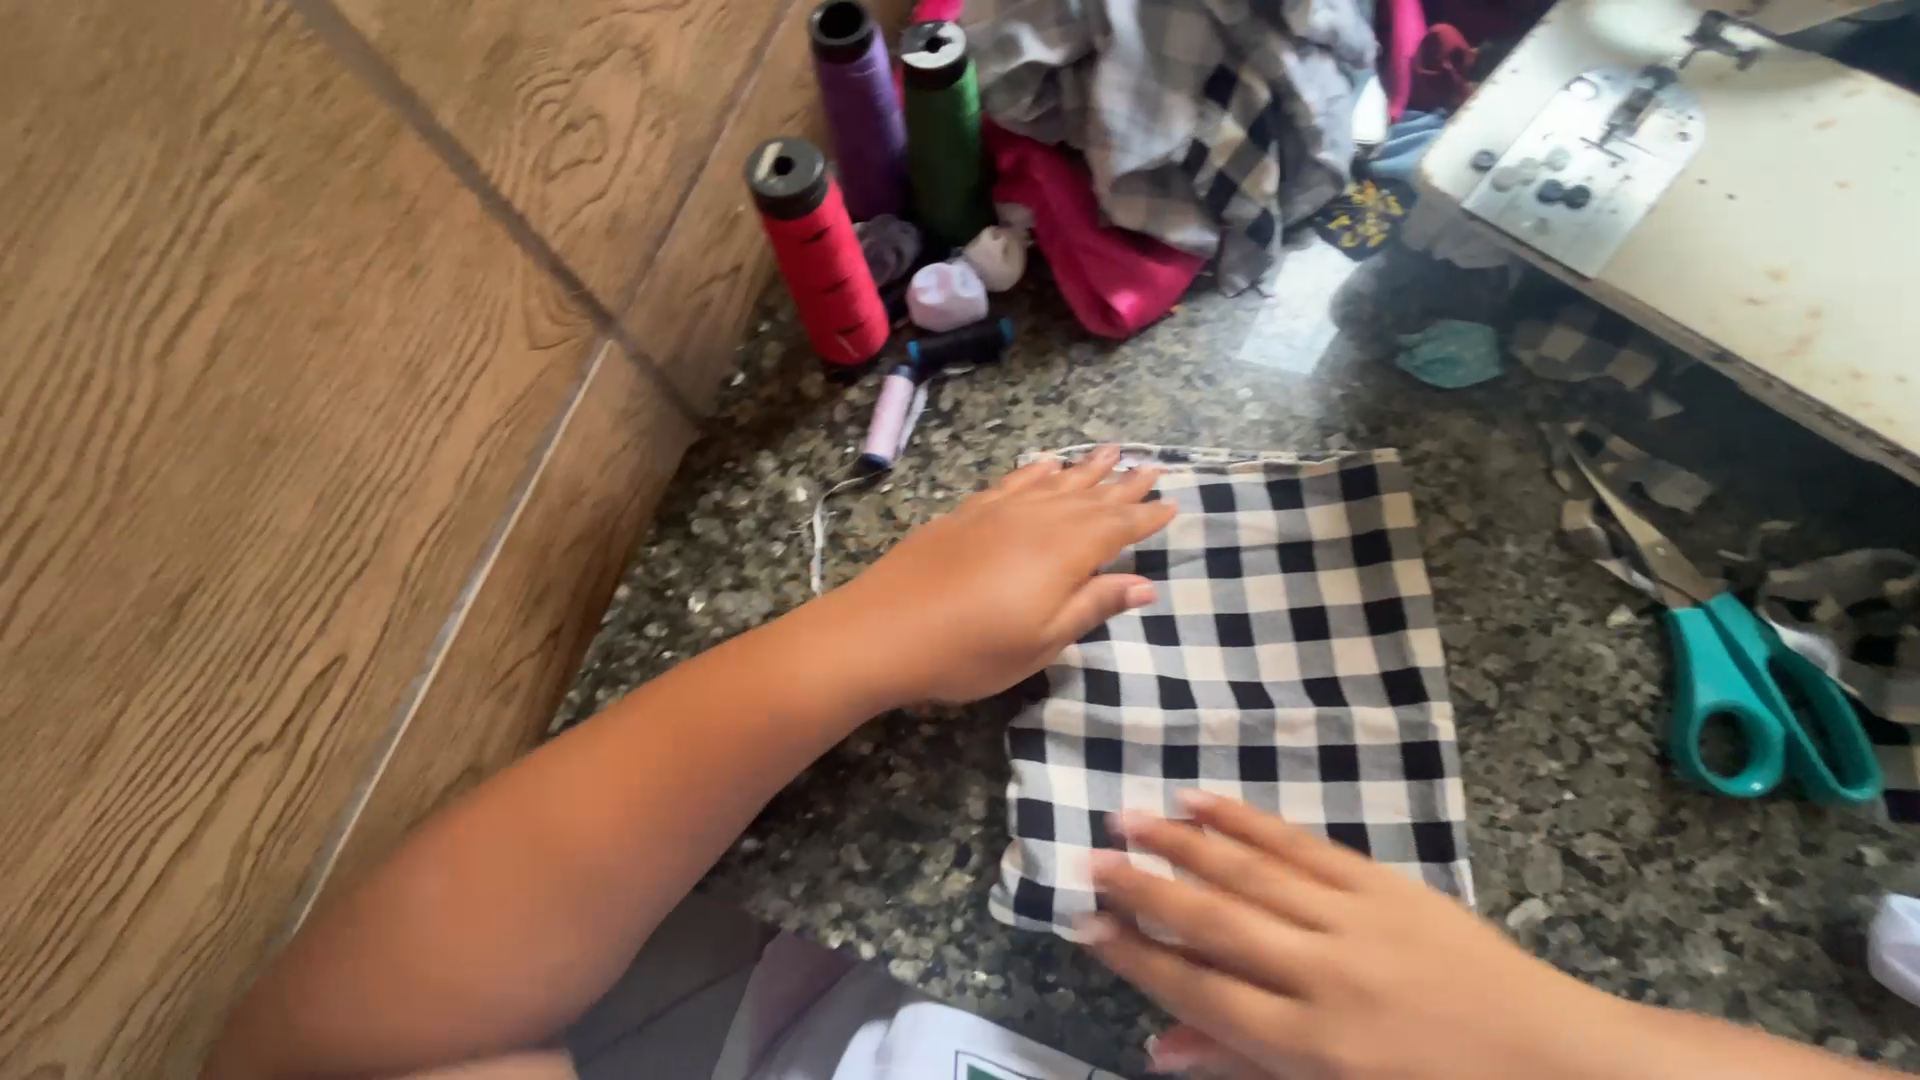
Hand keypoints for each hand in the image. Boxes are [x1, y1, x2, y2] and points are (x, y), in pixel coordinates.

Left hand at [829, 445, 1175, 705]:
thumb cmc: (971, 650)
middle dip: (1123, 485)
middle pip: (1089, 497)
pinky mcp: (965, 514)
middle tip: (1152, 466)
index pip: (1117, 527)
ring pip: (1052, 482)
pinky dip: (1033, 471)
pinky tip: (1042, 464)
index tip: (1171, 504)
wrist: (883, 630)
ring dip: (1084, 469)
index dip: (1145, 517)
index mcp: (1063, 552)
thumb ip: (1092, 605)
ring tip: (1110, 451)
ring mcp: (997, 512)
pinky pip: (1011, 482)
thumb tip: (1144, 584)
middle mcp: (1035, 520)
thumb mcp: (1042, 640)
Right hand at [1080, 792, 1636, 1079]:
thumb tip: (1160, 1045)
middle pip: (1212, 921)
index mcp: (1312, 1047)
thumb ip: (1245, 1068)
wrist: (1564, 1067)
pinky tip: (1202, 799)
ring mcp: (1351, 920)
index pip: (1200, 990)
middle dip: (1142, 888)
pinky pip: (1299, 844)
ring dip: (1181, 842)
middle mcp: (1321, 976)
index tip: (1086, 923)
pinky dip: (1245, 820)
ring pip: (1247, 871)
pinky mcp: (1380, 883)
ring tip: (1127, 817)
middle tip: (1088, 859)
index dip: (1136, 955)